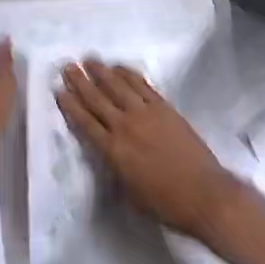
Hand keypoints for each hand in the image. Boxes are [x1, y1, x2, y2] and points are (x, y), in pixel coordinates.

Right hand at [57, 60, 238, 239]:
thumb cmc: (166, 204)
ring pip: (117, 86)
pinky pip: (141, 85)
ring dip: (101, 71)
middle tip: (68, 66)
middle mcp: (125, 126)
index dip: (70, 105)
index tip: (59, 90)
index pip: (85, 123)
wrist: (204, 195)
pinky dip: (128, 74)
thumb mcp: (129, 192)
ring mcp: (145, 113)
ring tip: (89, 60)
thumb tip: (107, 151)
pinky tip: (119, 67)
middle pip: (97, 99)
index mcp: (113, 151)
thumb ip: (115, 167)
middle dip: (80, 82)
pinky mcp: (163, 107)